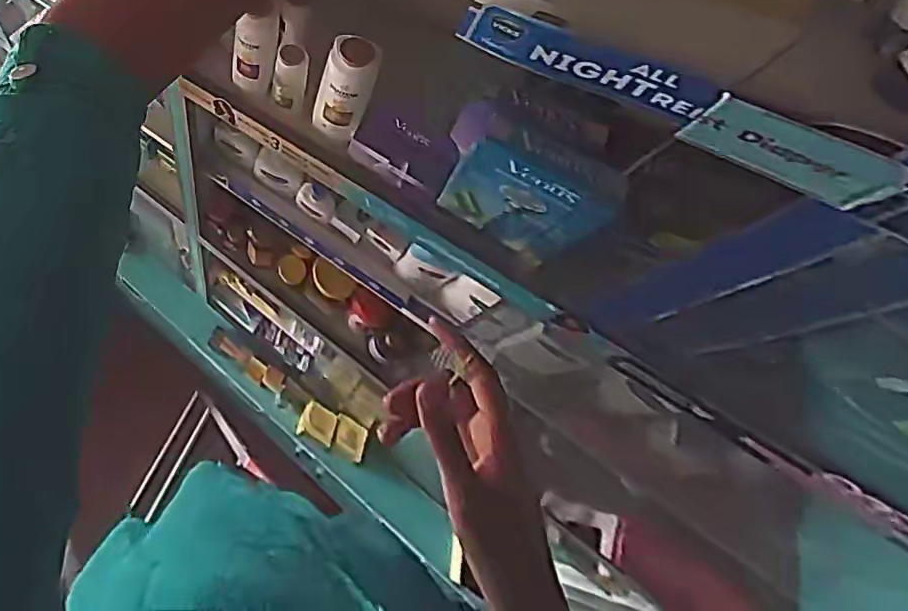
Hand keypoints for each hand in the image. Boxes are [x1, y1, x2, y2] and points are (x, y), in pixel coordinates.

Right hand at [380, 321, 565, 610]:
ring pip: (448, 413)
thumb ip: (442, 435)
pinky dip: (423, 432)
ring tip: (388, 430)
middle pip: (456, 393)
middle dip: (420, 391)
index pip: (481, 376)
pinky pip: (447, 435)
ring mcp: (488, 453)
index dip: (459, 346)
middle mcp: (496, 437)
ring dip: (416, 412)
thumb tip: (426, 385)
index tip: (432, 324)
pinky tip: (401, 442)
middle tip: (388, 405)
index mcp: (500, 436)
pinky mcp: (479, 469)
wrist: (520, 593)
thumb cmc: (496, 544)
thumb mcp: (462, 488)